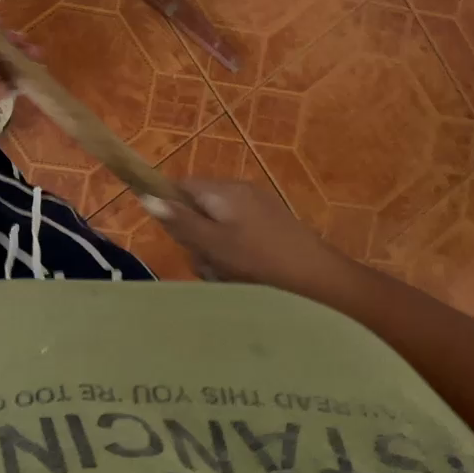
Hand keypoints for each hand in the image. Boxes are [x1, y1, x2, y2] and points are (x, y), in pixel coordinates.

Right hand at [142, 180, 361, 297]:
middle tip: (209, 266)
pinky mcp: (275, 230)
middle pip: (198, 209)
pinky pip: (240, 237)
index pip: (180, 186)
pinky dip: (236, 258)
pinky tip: (248, 281)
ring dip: (216, 254)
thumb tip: (146, 195)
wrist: (327, 286)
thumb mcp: (215, 246)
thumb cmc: (264, 265)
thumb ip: (180, 222)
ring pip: (218, 228)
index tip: (179, 240)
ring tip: (231, 279)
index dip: (171, 210)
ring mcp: (260, 210)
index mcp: (224, 190)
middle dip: (196, 240)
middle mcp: (241, 192)